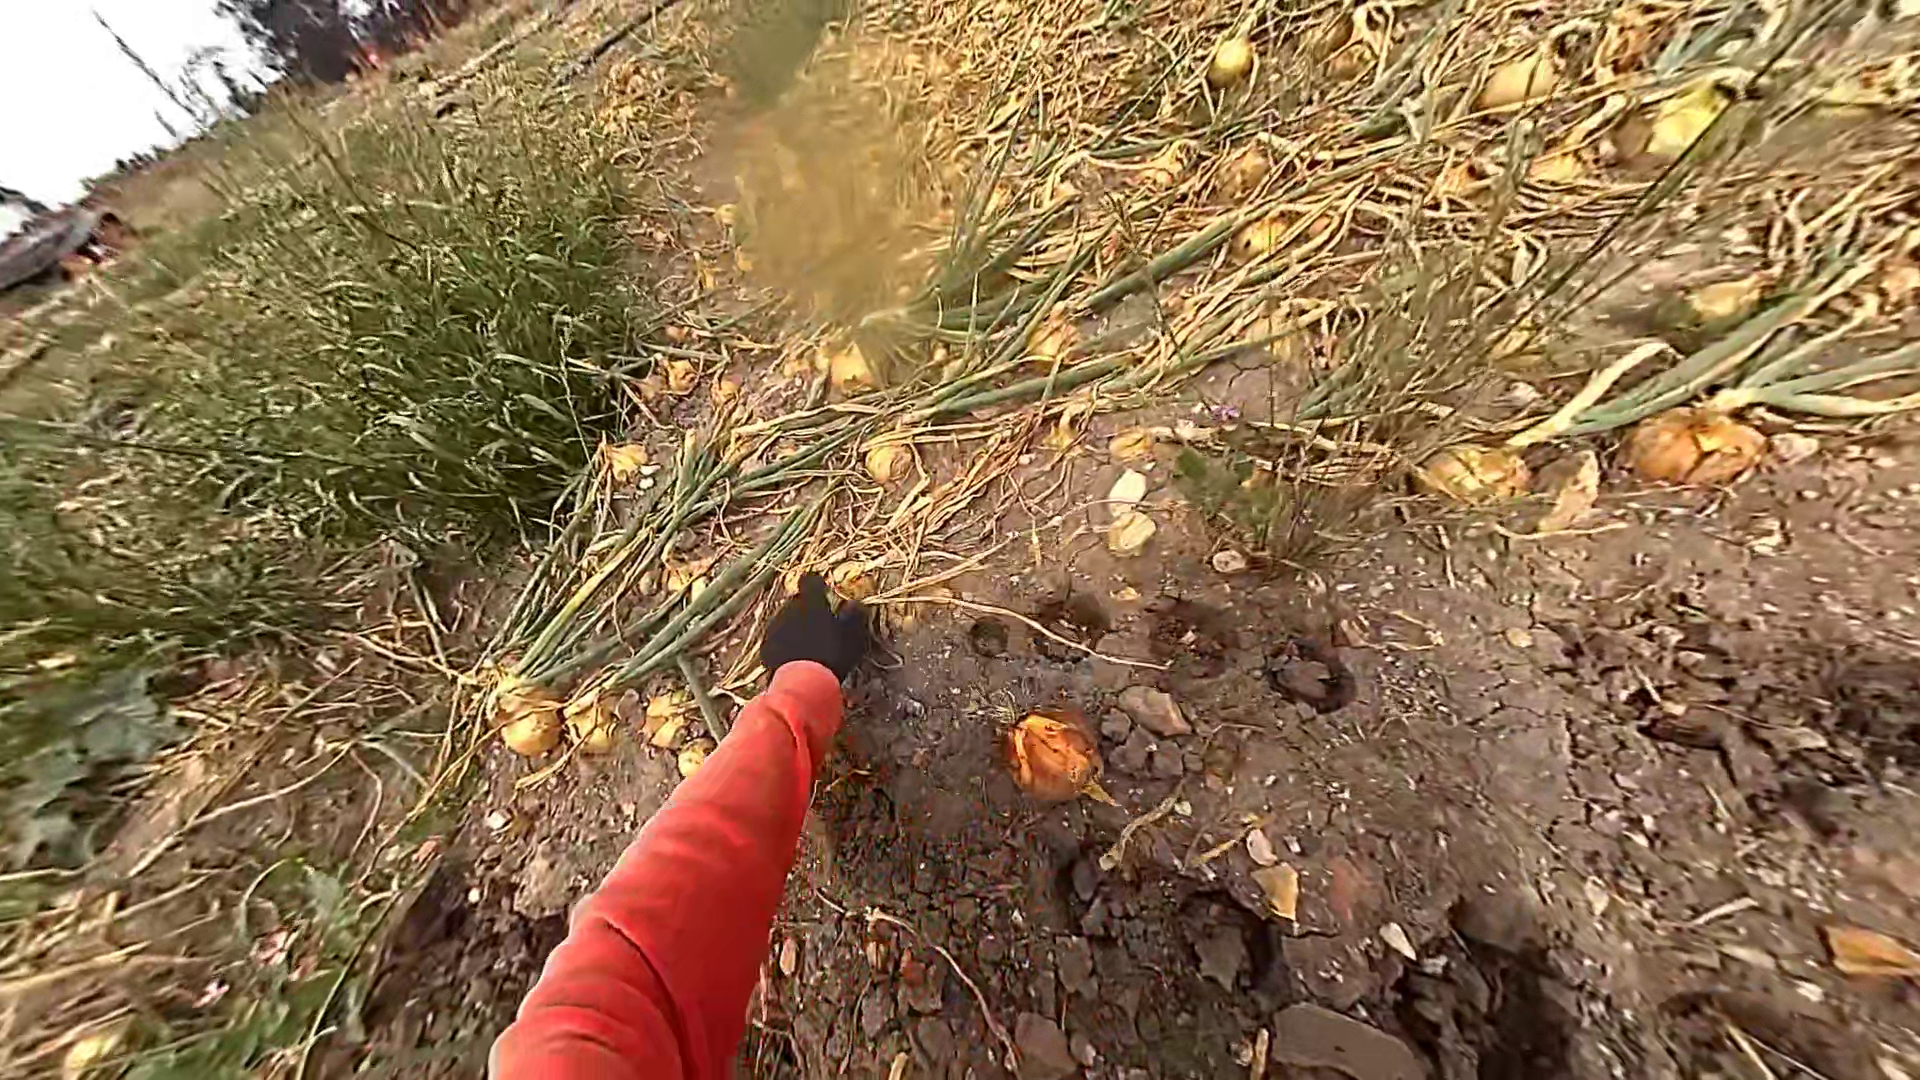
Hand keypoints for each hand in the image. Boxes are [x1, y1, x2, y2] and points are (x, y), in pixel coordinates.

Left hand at [760, 572, 868, 679]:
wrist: (803, 684)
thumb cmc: (832, 654)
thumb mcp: (853, 635)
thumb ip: (854, 616)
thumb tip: (855, 604)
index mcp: (810, 602)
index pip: (810, 581)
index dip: (817, 584)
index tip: (823, 590)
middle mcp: (789, 609)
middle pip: (797, 601)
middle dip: (806, 608)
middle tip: (820, 622)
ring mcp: (774, 628)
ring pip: (785, 619)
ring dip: (794, 626)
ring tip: (808, 643)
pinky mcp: (766, 647)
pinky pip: (776, 639)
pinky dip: (785, 643)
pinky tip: (795, 657)